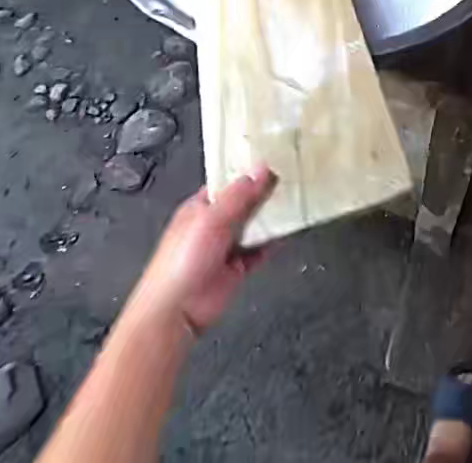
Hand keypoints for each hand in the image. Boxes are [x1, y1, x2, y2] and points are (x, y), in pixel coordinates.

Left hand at [129, 165, 276, 334]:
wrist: (176, 312)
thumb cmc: (183, 261)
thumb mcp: (212, 219)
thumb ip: (240, 194)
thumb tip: (263, 168)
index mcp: (201, 206)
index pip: (229, 181)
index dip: (250, 170)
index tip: (275, 159)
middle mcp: (214, 223)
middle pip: (246, 201)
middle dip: (265, 192)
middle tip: (291, 177)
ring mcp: (227, 245)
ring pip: (256, 224)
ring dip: (272, 216)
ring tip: (295, 200)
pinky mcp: (239, 266)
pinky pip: (261, 249)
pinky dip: (273, 242)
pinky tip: (286, 232)